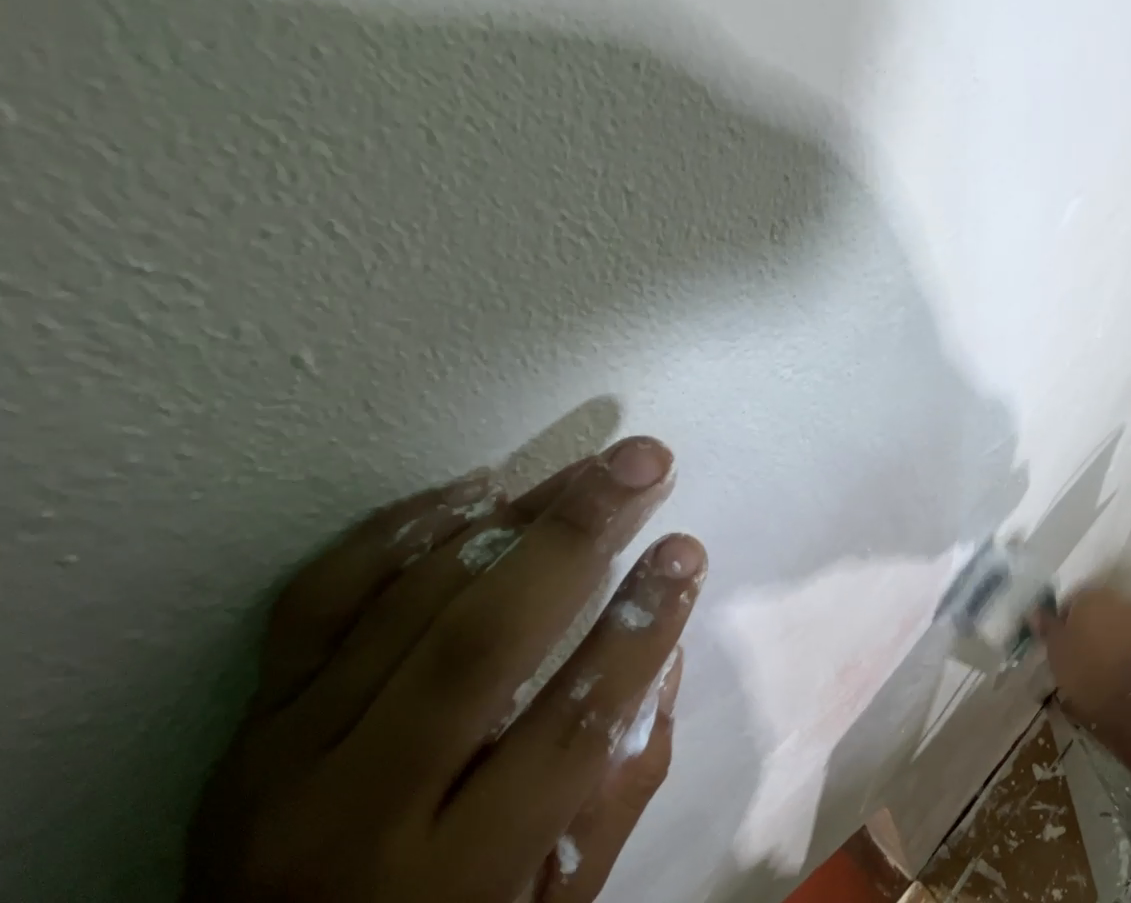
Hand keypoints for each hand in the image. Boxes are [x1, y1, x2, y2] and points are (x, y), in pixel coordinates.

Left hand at [186, 436, 704, 902]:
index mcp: (457, 876)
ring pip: (408, 605)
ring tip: (587, 469)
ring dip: (513, 518)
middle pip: (480, 646)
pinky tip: (474, 490)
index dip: (639, 629)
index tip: (686, 551)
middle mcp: (357, 814)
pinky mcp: (247, 723)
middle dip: (575, 538)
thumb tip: (664, 654)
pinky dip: (398, 530)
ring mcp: (286, 759)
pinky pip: (317, 600)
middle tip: (643, 465)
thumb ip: (618, 788)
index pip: (571, 728)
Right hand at [1033, 585, 1130, 732]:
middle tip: (1073, 652)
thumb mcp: (1056, 652)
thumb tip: (1036, 611)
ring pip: (1116, 627)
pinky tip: (1113, 674)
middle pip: (1097, 610)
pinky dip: (1122, 654)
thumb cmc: (1087, 675)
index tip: (1056, 641)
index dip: (1062, 619)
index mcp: (1094, 597)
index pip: (1072, 599)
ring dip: (1106, 640)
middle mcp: (1121, 602)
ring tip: (1094, 666)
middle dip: (1086, 626)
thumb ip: (1047, 627)